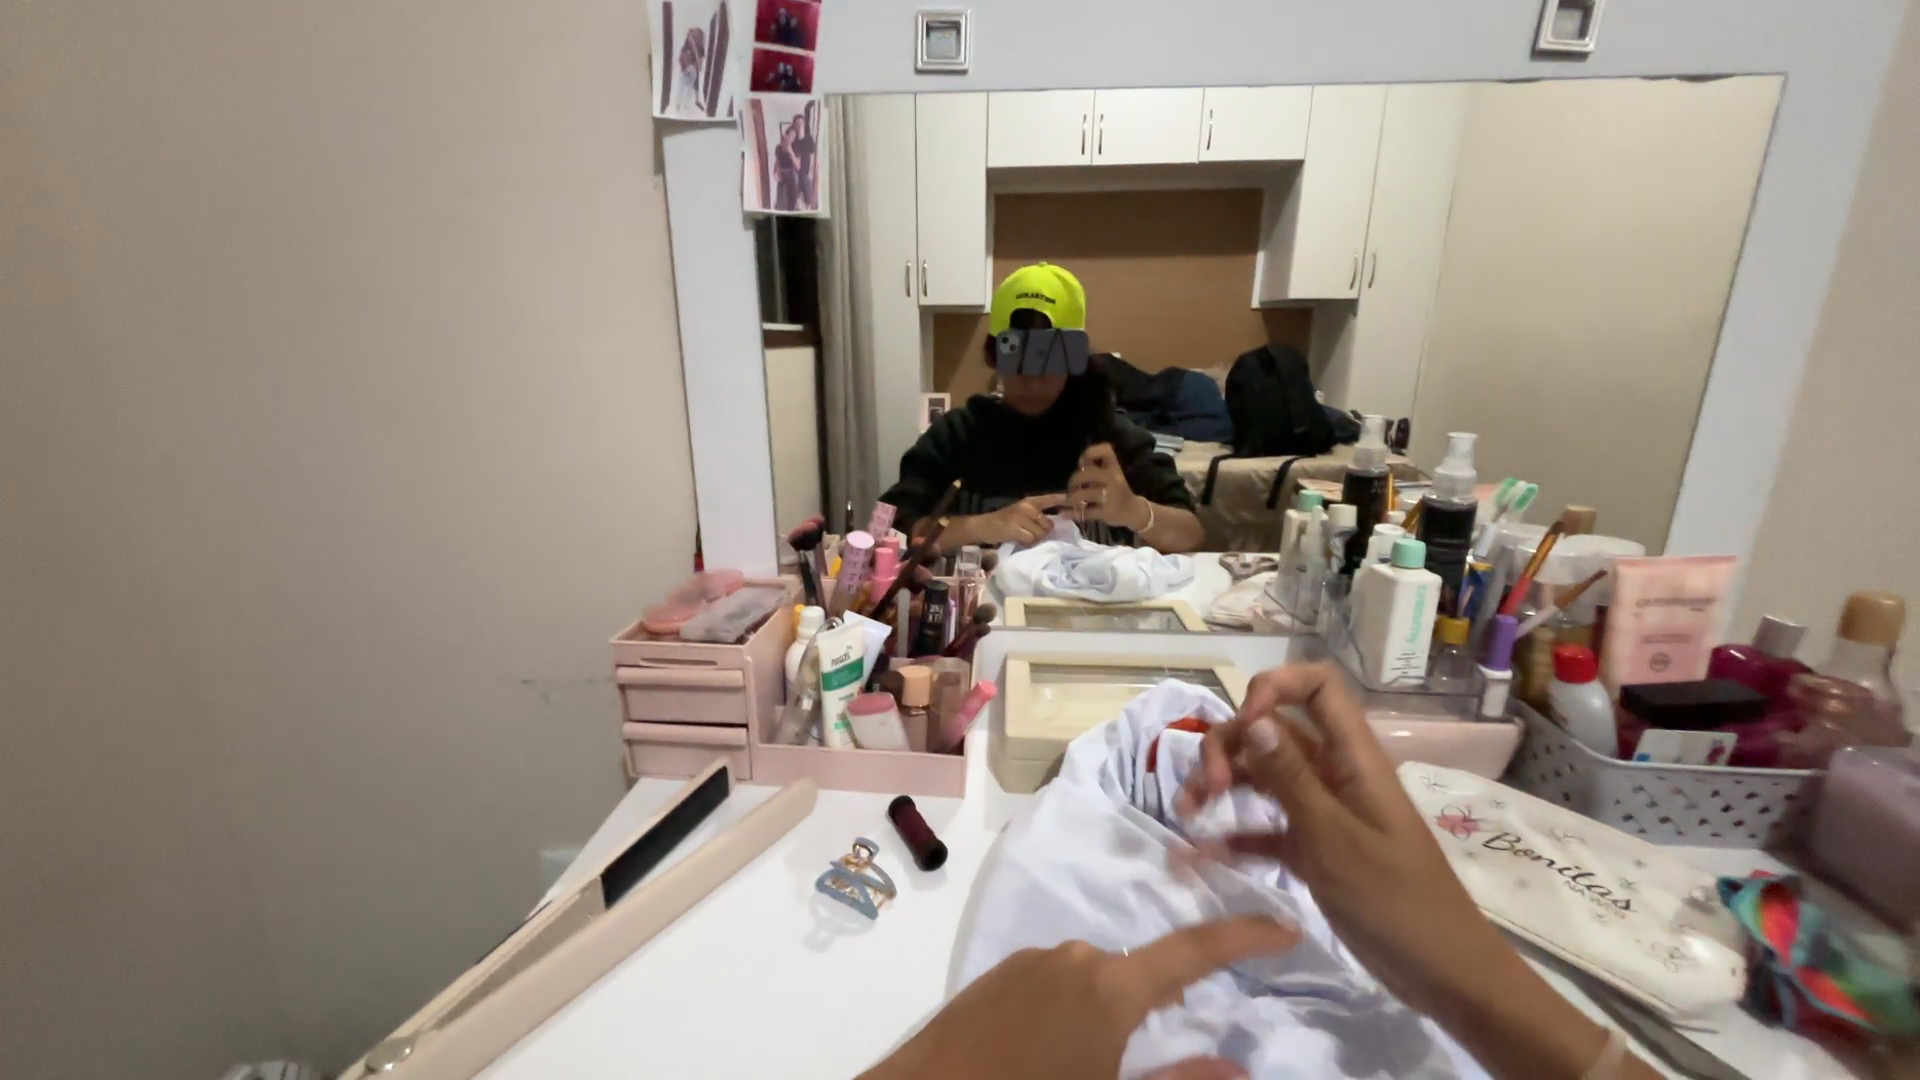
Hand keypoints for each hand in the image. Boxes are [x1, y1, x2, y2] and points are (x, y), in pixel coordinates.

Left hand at [859, 916, 1298, 1079]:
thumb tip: (1238, 1066)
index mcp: (1106, 988)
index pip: (1190, 952)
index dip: (1241, 937)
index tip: (1285, 924)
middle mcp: (1070, 958)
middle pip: (1138, 972)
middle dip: (1166, 998)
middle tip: (1183, 1030)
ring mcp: (1029, 962)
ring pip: (1093, 981)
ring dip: (1113, 1012)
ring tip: (1104, 1061)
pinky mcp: (997, 976)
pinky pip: (1055, 984)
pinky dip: (1073, 1011)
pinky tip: (1055, 1053)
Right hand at [961, 494, 1066, 546]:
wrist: (983, 526)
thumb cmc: (1004, 522)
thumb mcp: (1022, 514)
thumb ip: (1038, 516)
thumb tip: (1054, 526)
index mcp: (1030, 501)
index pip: (1051, 499)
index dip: (1065, 501)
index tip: (1079, 503)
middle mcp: (1027, 506)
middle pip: (1048, 524)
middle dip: (1043, 532)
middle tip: (1030, 534)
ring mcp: (1020, 516)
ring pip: (1040, 533)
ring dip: (1034, 539)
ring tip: (1023, 537)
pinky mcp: (1014, 527)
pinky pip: (1030, 539)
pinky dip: (1026, 542)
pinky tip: (1018, 540)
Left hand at [1068, 443, 1147, 529]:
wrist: (1133, 511)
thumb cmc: (1116, 490)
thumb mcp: (1110, 475)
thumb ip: (1095, 467)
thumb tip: (1079, 461)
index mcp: (1114, 467)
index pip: (1106, 450)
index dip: (1090, 452)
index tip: (1082, 462)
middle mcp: (1114, 479)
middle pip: (1087, 474)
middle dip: (1073, 481)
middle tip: (1072, 487)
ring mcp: (1111, 496)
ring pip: (1083, 494)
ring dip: (1071, 498)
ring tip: (1070, 500)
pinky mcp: (1107, 512)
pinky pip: (1085, 512)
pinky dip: (1071, 513)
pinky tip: (1064, 513)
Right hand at [1173, 664, 1628, 1079]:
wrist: (1442, 974)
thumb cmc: (1393, 898)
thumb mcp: (1332, 835)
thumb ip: (1289, 775)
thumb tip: (1251, 718)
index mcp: (1351, 757)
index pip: (1317, 687)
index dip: (1275, 686)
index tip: (1243, 722)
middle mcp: (1332, 772)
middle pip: (1271, 729)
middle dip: (1229, 745)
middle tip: (1207, 788)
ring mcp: (1320, 808)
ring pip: (1259, 772)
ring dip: (1221, 783)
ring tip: (1188, 814)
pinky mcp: (1310, 846)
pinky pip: (1263, 823)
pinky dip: (1234, 831)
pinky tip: (1204, 850)